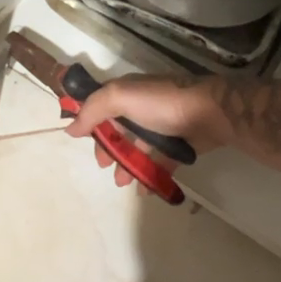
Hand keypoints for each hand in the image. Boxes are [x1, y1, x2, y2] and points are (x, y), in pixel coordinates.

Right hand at [62, 74, 231, 192]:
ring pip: (138, 148)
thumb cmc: (162, 104)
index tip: (85, 142)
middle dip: (109, 149)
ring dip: (127, 165)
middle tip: (104, 166)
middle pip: (119, 130)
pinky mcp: (179, 144)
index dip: (92, 125)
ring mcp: (162, 126)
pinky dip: (149, 174)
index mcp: (128, 93)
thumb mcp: (121, 97)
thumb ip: (93, 110)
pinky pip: (159, 162)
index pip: (102, 107)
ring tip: (124, 182)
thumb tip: (69, 128)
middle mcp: (143, 107)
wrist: (211, 113)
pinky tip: (144, 188)